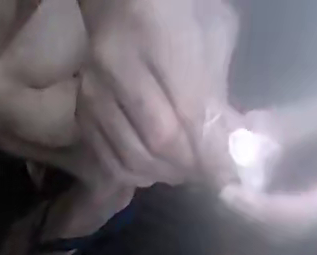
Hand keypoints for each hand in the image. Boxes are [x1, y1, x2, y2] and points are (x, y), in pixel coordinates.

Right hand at [77, 0, 240, 186]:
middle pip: (161, 142)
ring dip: (166, 173)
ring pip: (136, 159)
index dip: (213, 154)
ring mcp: (94, 91)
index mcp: (156, 33)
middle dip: (190, 166)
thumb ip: (221, 93)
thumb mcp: (214, 35)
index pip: (190, 114)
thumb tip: (232, 149)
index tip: (229, 175)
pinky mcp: (83, 113)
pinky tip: (156, 165)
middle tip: (206, 170)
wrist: (127, 2)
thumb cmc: (180, 12)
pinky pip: (114, 164)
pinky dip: (141, 174)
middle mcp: (116, 64)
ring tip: (183, 167)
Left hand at [218, 82, 316, 242]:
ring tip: (229, 193)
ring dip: (259, 223)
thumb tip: (238, 147)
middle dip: (249, 223)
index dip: (254, 212)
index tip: (222, 189)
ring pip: (297, 242)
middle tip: (216, 193)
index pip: (298, 222)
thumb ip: (297, 128)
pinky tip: (257, 193)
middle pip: (291, 242)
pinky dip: (277, 216)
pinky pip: (308, 231)